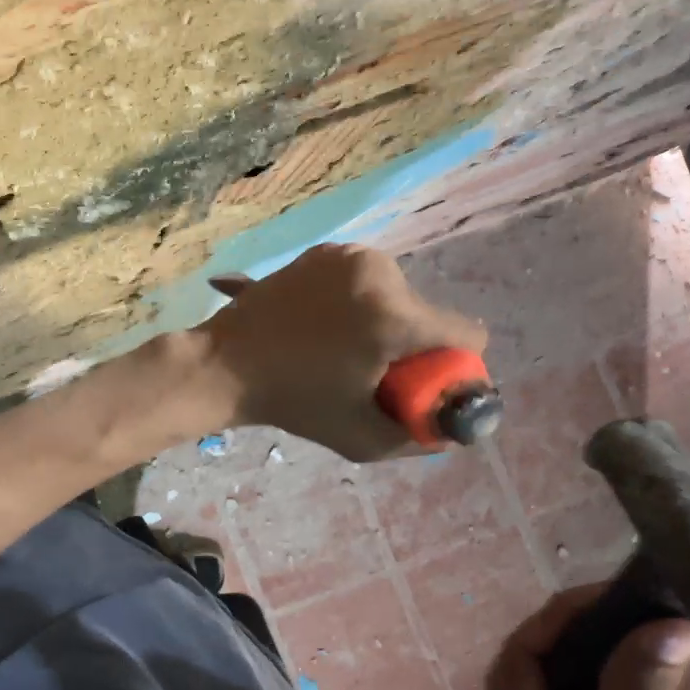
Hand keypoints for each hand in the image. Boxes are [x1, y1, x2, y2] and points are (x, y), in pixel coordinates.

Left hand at [197, 243, 486, 461]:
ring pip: (397, 295)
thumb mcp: (360, 437)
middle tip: (368, 370)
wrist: (222, 363)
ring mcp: (349, 255)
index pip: (466, 333)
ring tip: (339, 348)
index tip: (420, 383)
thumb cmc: (291, 402)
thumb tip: (454, 431)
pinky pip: (366, 279)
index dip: (454, 365)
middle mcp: (379, 273)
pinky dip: (357, 301)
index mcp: (393, 317)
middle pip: (427, 314)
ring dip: (382, 321)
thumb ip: (417, 438)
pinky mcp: (325, 251)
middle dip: (410, 345)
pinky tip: (325, 325)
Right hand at [488, 586, 689, 689]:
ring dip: (518, 674)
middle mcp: (668, 684)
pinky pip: (542, 660)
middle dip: (534, 654)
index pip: (643, 610)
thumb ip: (640, 687)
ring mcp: (628, 688)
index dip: (580, 613)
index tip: (536, 645)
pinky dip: (517, 684)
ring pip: (555, 639)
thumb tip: (683, 624)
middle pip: (586, 619)